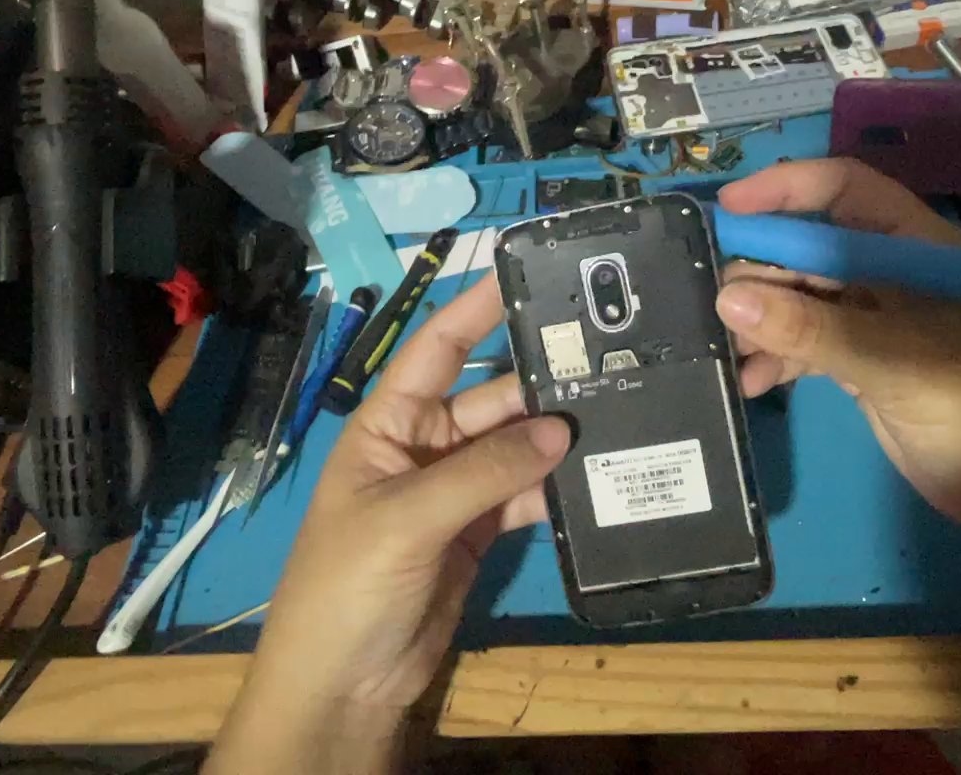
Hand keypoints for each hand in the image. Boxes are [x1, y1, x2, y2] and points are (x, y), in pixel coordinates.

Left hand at [208, 275, 567, 774]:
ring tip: (617, 412)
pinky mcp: (482, 529)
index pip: (438, 347)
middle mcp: (426, 443)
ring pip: (515, 445)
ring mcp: (457, 488)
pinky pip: (525, 493)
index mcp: (390, 421)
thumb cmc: (348, 585)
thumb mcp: (407, 518)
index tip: (526, 275)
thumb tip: (562, 430)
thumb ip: (484, 472)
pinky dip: (555, 487)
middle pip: (491, 397)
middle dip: (539, 382)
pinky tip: (597, 477)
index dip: (477, 308)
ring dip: (556, 436)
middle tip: (605, 360)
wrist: (344, 686)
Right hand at [713, 159, 960, 524]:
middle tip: (717, 301)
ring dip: (760, 318)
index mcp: (913, 248)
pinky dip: (773, 356)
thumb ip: (812, 329)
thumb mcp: (895, 361)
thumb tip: (728, 297)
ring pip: (797, 296)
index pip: (844, 191)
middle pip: (808, 246)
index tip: (729, 209)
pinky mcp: (854, 358)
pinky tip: (750, 381)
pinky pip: (800, 342)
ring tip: (728, 350)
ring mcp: (869, 316)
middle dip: (761, 269)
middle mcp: (886, 272)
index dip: (786, 189)